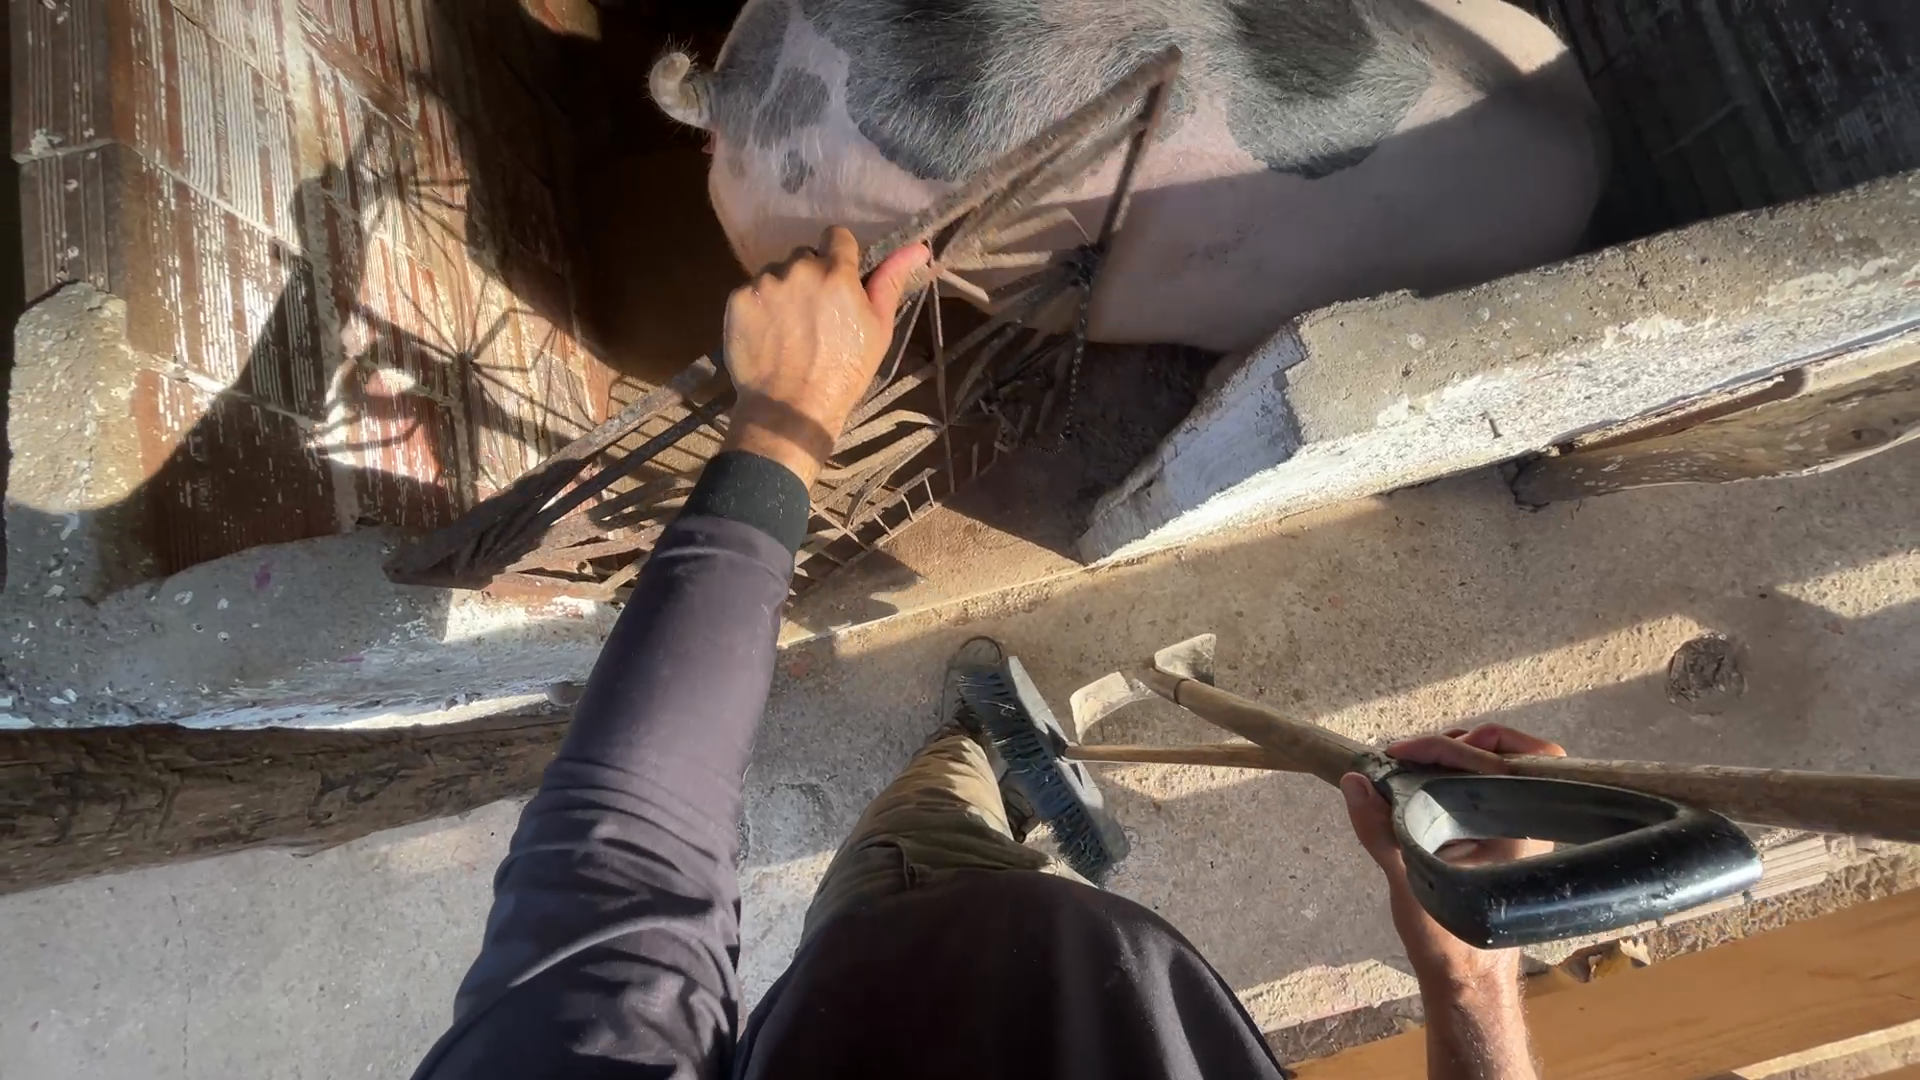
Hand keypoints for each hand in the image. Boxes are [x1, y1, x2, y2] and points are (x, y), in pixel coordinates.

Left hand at [721, 226, 929, 487]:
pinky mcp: (738, 300)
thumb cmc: (845, 373)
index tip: (839, 284)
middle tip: (815, 317)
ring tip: (790, 331)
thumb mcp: (879, 331)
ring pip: (776, 274)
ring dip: (783, 293)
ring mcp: (764, 283)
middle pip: (804, 257)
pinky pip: (751, 293)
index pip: (837, 236)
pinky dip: (759, 310)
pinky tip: (769, 337)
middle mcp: (798, 268)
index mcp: (836, 273)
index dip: (839, 258)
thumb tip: (919, 247)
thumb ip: (892, 282)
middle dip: (810, 278)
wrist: (792, 408)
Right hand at [1340, 724, 1566, 989]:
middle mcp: (1526, 823)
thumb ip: (1381, 830)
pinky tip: (1416, 778)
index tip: (1401, 754)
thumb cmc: (1447, 936)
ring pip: (1500, 763)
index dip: (1449, 747)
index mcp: (1519, 832)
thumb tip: (1354, 779)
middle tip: (1409, 752)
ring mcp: (1515, 826)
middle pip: (1513, 752)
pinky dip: (1452, 769)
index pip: (1502, 762)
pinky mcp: (1497, 830)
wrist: (1465, 975)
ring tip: (1410, 760)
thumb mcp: (1407, 881)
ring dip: (1454, 752)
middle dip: (1458, 741)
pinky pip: (1485, 781)